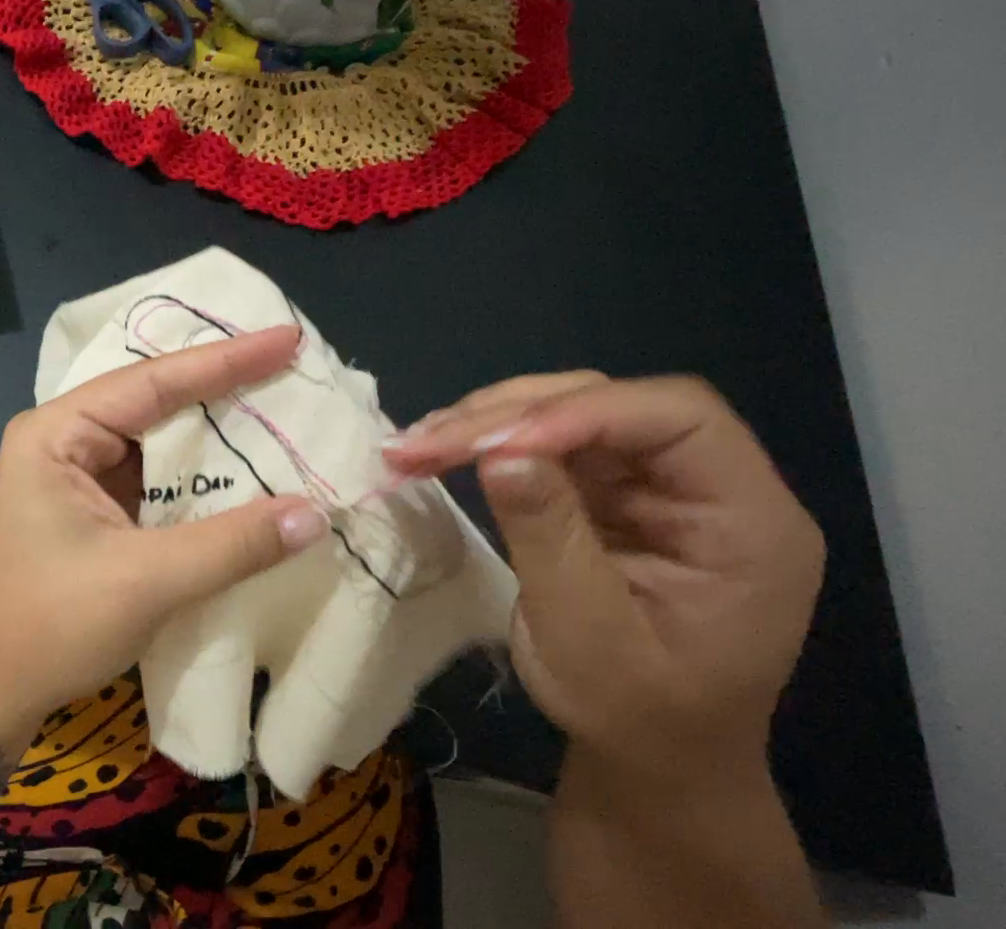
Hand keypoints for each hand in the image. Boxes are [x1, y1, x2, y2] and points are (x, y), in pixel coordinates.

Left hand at [0, 326, 329, 721]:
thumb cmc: (52, 625)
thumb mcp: (147, 580)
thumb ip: (233, 544)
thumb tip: (316, 513)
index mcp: (56, 434)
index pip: (150, 383)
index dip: (224, 360)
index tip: (287, 339)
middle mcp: (63, 441)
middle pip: (154, 402)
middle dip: (223, 389)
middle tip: (293, 368)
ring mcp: (77, 476)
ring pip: (158, 441)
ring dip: (215, 435)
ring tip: (284, 410)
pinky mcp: (94, 510)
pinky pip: (156, 478)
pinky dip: (200, 476)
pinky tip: (249, 471)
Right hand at [381, 374, 824, 777]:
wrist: (649, 755)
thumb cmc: (636, 712)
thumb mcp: (587, 637)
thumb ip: (549, 540)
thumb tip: (498, 454)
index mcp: (748, 522)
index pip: (678, 420)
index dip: (585, 412)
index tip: (494, 445)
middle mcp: (708, 487)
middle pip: (613, 406)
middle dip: (512, 415)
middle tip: (424, 440)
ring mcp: (655, 488)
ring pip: (570, 414)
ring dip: (487, 423)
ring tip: (413, 445)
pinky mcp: (609, 495)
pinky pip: (545, 447)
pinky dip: (486, 445)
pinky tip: (436, 453)